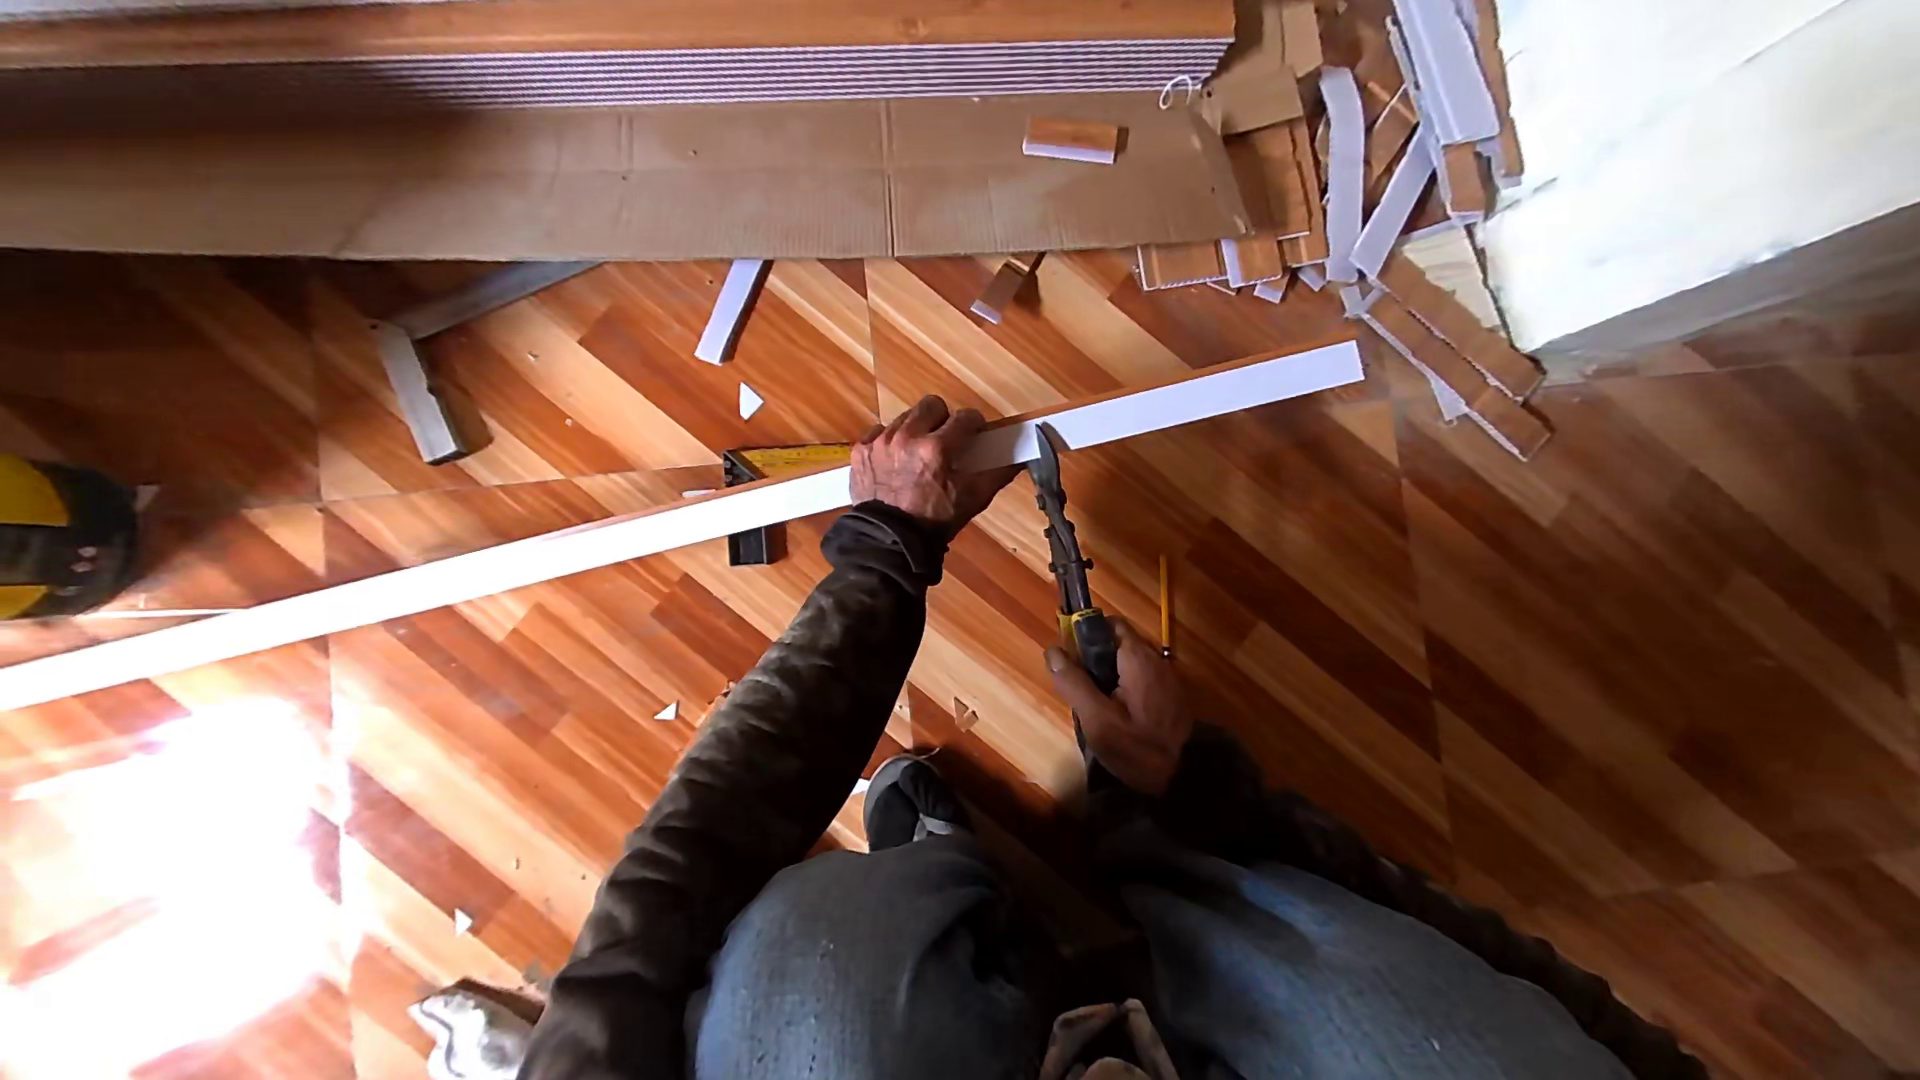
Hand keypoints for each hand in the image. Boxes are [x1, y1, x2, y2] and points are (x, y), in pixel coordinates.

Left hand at [852, 395, 1020, 535]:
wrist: (890, 542)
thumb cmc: (935, 522)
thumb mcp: (972, 499)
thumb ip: (997, 473)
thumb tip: (1021, 457)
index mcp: (937, 449)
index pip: (965, 417)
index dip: (973, 425)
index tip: (974, 434)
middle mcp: (907, 438)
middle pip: (932, 405)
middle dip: (942, 420)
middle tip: (944, 440)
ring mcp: (880, 442)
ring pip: (905, 418)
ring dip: (916, 431)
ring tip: (917, 455)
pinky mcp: (861, 451)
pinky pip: (879, 431)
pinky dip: (889, 442)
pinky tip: (894, 462)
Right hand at [1046, 621, 1191, 795]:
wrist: (1183, 781)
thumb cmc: (1136, 748)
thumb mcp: (1097, 719)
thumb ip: (1074, 682)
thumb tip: (1053, 650)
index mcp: (1139, 659)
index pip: (1110, 624)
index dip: (1086, 634)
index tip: (1071, 659)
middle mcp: (1157, 661)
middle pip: (1118, 644)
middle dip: (1094, 659)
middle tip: (1080, 689)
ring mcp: (1168, 679)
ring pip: (1129, 664)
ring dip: (1109, 676)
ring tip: (1096, 706)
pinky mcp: (1172, 697)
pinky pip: (1141, 680)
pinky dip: (1125, 689)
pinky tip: (1118, 716)